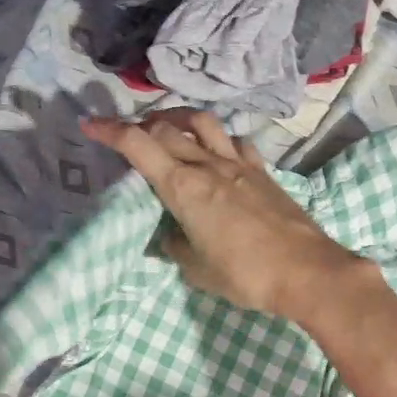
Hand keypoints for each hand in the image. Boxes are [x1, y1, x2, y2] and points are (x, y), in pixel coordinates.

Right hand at [80, 110, 362, 319]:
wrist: (306, 272)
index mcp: (183, 188)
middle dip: (140, 126)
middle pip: (167, 129)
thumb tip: (172, 233)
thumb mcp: (196, 269)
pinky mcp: (262, 172)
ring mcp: (239, 164)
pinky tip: (214, 151)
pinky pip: (233, 141)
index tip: (89, 125)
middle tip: (126, 135)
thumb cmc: (244, 275)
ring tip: (167, 130)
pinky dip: (215, 138)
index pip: (139, 146)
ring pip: (203, 124)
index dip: (110, 132)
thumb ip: (176, 245)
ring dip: (178, 120)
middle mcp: (208, 166)